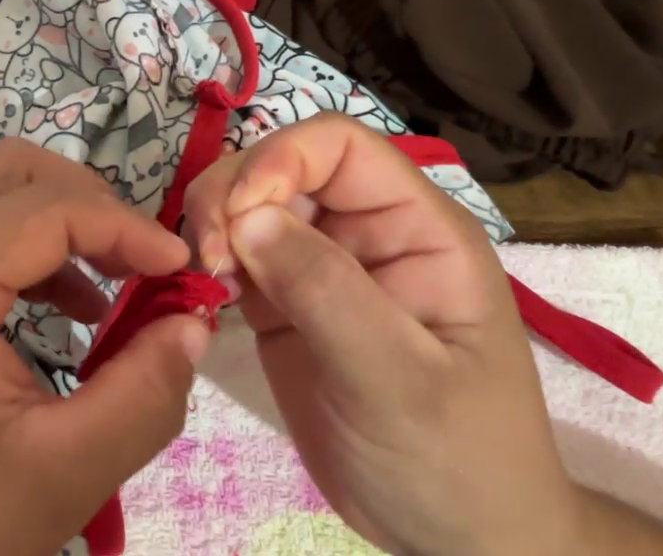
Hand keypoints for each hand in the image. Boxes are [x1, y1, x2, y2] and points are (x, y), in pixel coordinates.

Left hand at [0, 140, 210, 555]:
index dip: (126, 227)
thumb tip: (194, 323)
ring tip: (118, 285)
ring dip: (64, 220)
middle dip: (92, 202)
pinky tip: (71, 307)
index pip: (49, 208)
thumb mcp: (64, 471)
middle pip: (16, 170)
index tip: (182, 272)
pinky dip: (34, 245)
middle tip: (144, 263)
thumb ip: (143, 395)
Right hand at [189, 115, 662, 555]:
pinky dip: (209, 261)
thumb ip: (326, 291)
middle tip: (208, 258)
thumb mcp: (400, 381)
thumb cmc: (457, 459)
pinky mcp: (284, 300)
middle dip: (232, 193)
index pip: (338, 145)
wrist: (453, 539)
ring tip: (205, 278)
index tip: (237, 217)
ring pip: (247, 202)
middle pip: (280, 164)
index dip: (280, 158)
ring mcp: (321, 264)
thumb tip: (246, 215)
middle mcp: (364, 230)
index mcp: (415, 227)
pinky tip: (206, 295)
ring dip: (213, 224)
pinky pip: (235, 253)